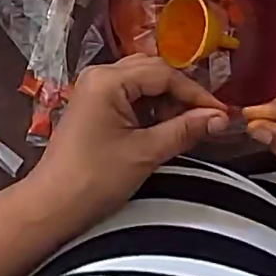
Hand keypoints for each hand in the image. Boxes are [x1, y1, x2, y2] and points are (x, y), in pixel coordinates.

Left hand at [22, 54, 229, 229]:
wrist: (53, 204)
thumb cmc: (96, 178)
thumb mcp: (145, 153)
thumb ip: (184, 130)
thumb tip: (220, 118)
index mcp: (108, 79)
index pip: (162, 73)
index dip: (195, 93)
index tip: (221, 114)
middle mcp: (100, 74)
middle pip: (152, 71)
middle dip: (182, 94)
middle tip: (208, 118)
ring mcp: (95, 87)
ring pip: (142, 81)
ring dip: (167, 100)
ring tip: (188, 125)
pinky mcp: (94, 103)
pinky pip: (130, 94)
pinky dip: (151, 106)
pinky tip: (165, 125)